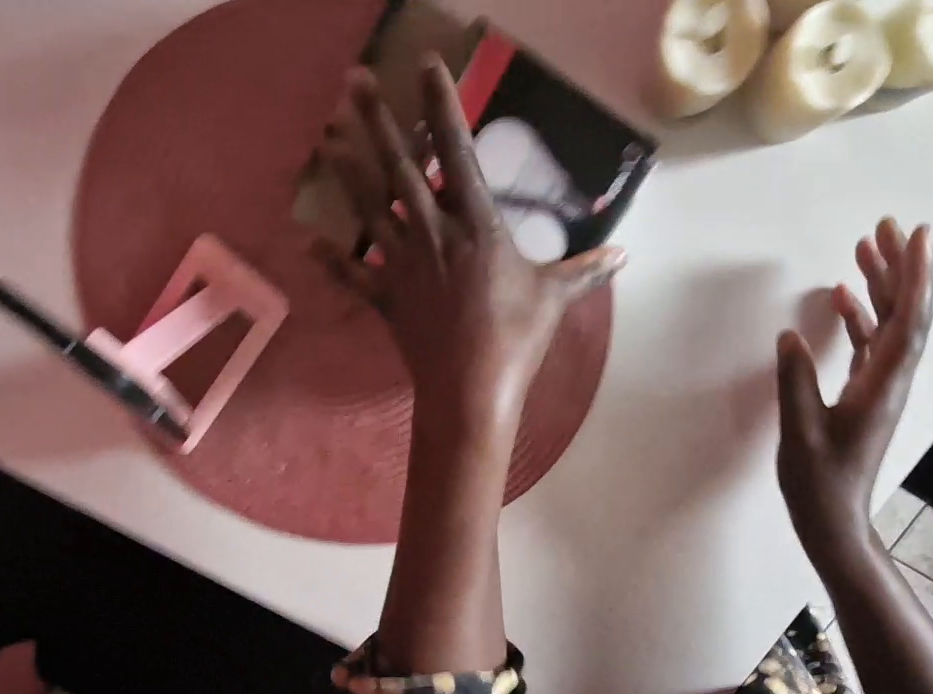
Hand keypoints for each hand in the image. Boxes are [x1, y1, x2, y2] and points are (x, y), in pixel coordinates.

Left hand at [318, 58, 624, 423]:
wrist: (471, 389)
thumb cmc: (516, 338)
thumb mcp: (555, 298)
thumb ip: (585, 270)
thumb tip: (624, 255)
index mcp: (476, 225)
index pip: (455, 152)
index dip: (440, 105)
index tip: (425, 65)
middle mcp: (432, 234)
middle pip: (399, 167)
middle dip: (376, 120)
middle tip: (353, 80)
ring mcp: (403, 265)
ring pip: (369, 207)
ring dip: (347, 168)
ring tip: (327, 133)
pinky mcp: (387, 299)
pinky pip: (354, 275)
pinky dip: (332, 259)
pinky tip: (308, 240)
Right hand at [776, 218, 932, 559]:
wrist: (833, 519)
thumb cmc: (819, 481)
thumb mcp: (800, 430)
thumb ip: (795, 380)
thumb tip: (789, 336)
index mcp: (882, 385)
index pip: (909, 320)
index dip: (916, 275)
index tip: (917, 234)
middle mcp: (890, 380)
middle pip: (905, 313)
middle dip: (899, 267)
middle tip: (884, 227)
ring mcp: (879, 387)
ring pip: (889, 326)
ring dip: (880, 286)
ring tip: (863, 249)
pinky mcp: (864, 395)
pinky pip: (871, 345)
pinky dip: (861, 317)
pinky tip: (843, 299)